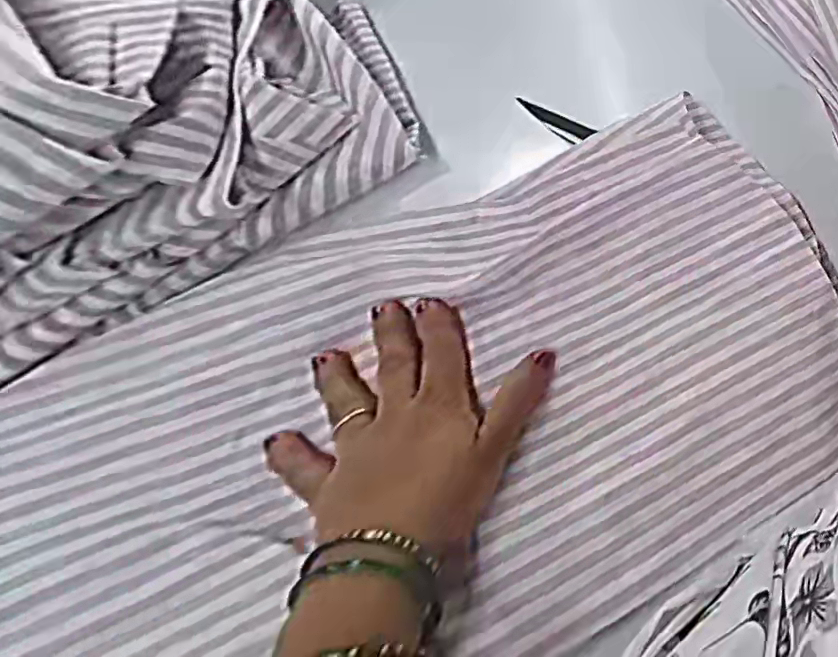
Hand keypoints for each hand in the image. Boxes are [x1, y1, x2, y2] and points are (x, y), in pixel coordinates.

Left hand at [264, 299, 553, 561]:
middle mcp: (396, 418)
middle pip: (396, 369)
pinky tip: (276, 440)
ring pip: (348, 406)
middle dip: (393, 336)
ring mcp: (358, 451)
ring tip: (327, 356)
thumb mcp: (497, 445)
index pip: (442, 356)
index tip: (428, 300)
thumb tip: (543, 352)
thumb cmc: (452, 497)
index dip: (437, 326)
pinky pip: (305, 467)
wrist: (387, 555)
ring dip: (339, 379)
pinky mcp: (329, 487)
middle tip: (383, 307)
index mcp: (439, 406)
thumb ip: (519, 398)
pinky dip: (290, 453)